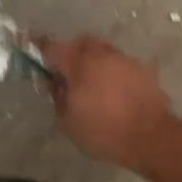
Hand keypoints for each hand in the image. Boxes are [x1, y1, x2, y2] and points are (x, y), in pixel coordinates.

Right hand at [32, 35, 176, 167]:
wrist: (150, 137)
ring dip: (94, 63)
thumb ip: (58, 97)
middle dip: (70, 53)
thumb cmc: (103, 131)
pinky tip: (115, 92)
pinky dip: (114, 73)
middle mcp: (103, 54)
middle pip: (81, 44)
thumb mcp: (68, 121)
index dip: (39, 46)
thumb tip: (54, 83)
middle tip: (65, 74)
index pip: (52, 47)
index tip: (30, 45)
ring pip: (104, 52)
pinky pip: (122, 65)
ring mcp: (126, 60)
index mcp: (80, 63)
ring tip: (92, 85)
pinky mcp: (144, 70)